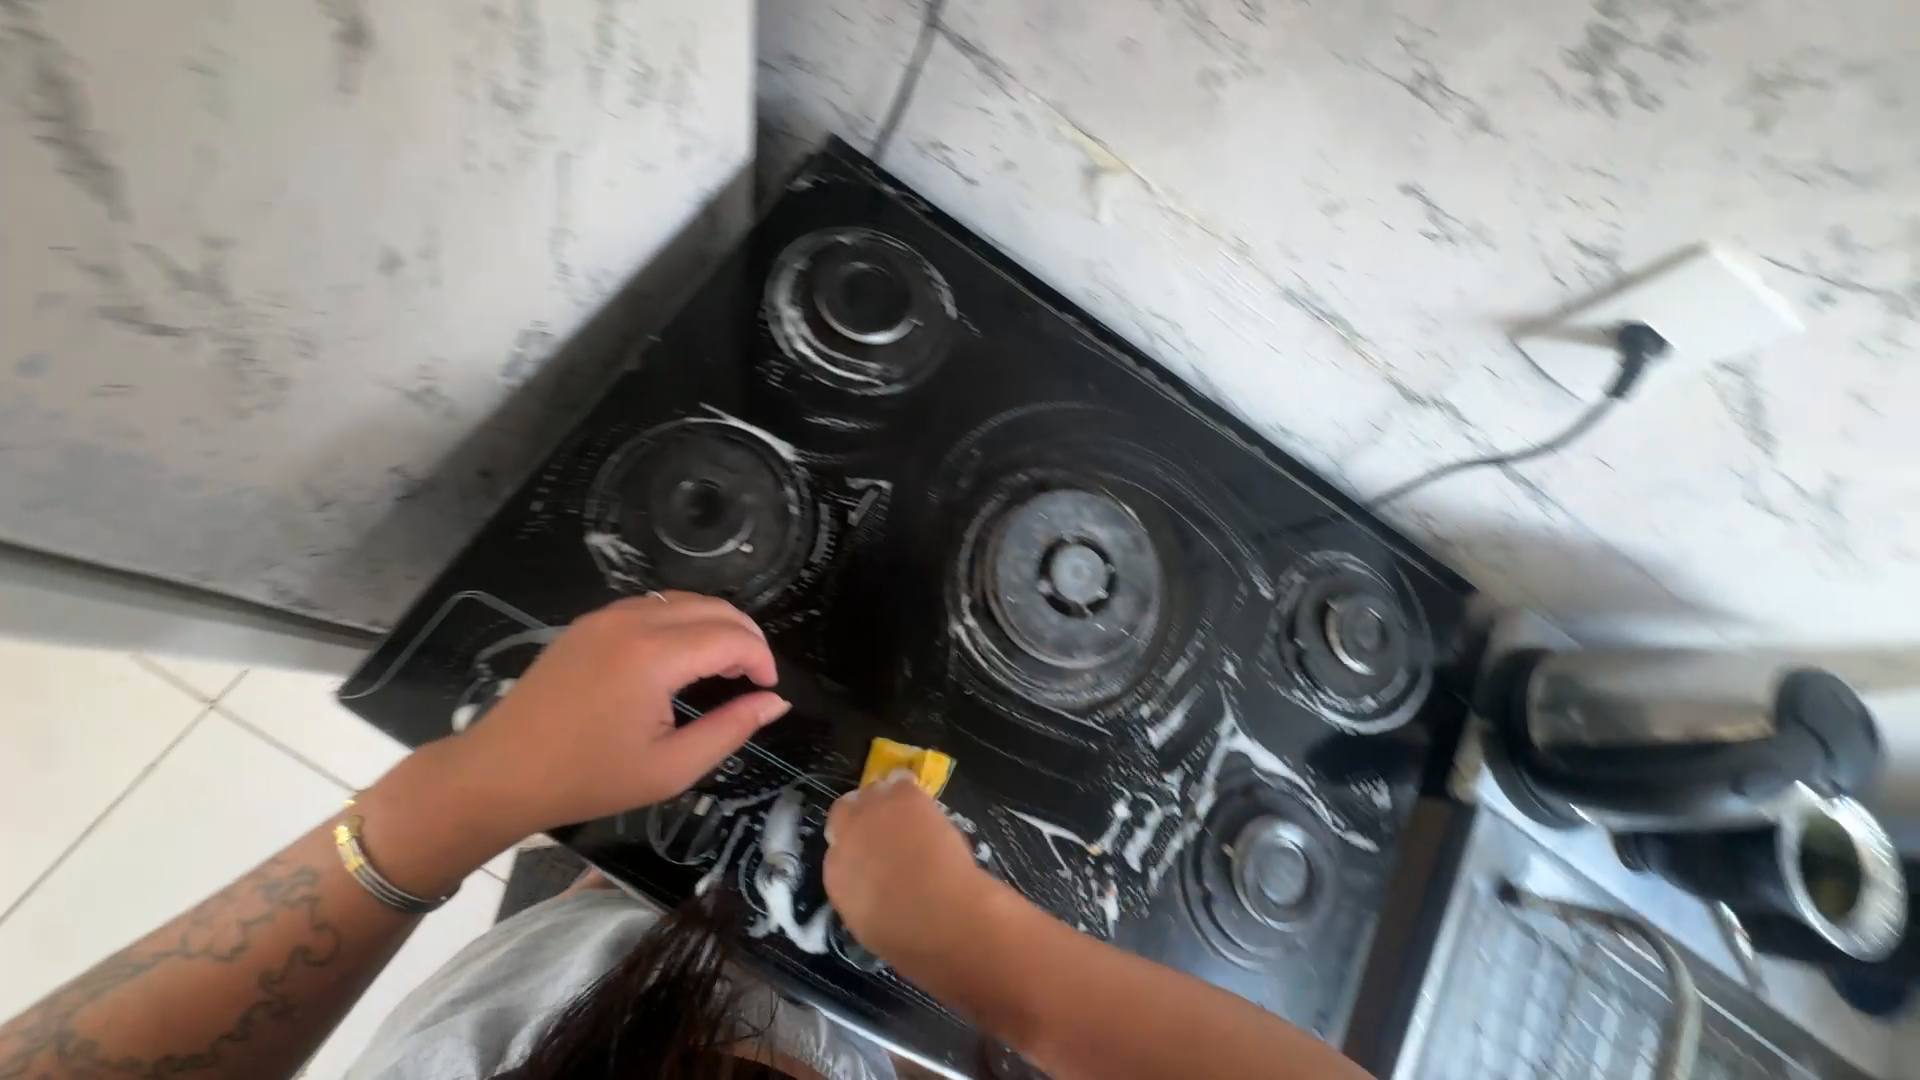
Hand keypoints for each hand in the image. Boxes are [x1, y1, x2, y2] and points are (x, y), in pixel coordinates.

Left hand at [453, 592, 788, 835]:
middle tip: (752, 678)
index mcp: (654, 655)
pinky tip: (681, 658)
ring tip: (721, 669)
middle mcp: (633, 621)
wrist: (499, 774)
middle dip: (746, 636)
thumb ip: (732, 729)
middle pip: (714, 607)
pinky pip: (654, 606)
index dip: (762, 659)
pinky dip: (683, 622)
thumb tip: (774, 702)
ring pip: (685, 600)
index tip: (767, 690)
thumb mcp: (671, 767)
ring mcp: (606, 616)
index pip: (732, 637)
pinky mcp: (590, 622)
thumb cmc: (588, 778)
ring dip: (715, 625)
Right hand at [823, 775, 1003, 969]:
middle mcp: (848, 837)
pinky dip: (909, 790)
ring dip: (886, 801)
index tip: (872, 855)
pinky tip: (923, 804)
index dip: (855, 848)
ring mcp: (874, 812)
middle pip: (846, 810)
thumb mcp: (870, 924)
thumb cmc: (908, 935)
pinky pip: (901, 782)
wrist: (939, 913)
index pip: (837, 850)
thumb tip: (874, 887)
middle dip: (862, 817)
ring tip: (907, 816)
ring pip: (872, 791)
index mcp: (835, 874)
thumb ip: (862, 895)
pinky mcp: (904, 797)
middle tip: (886, 829)